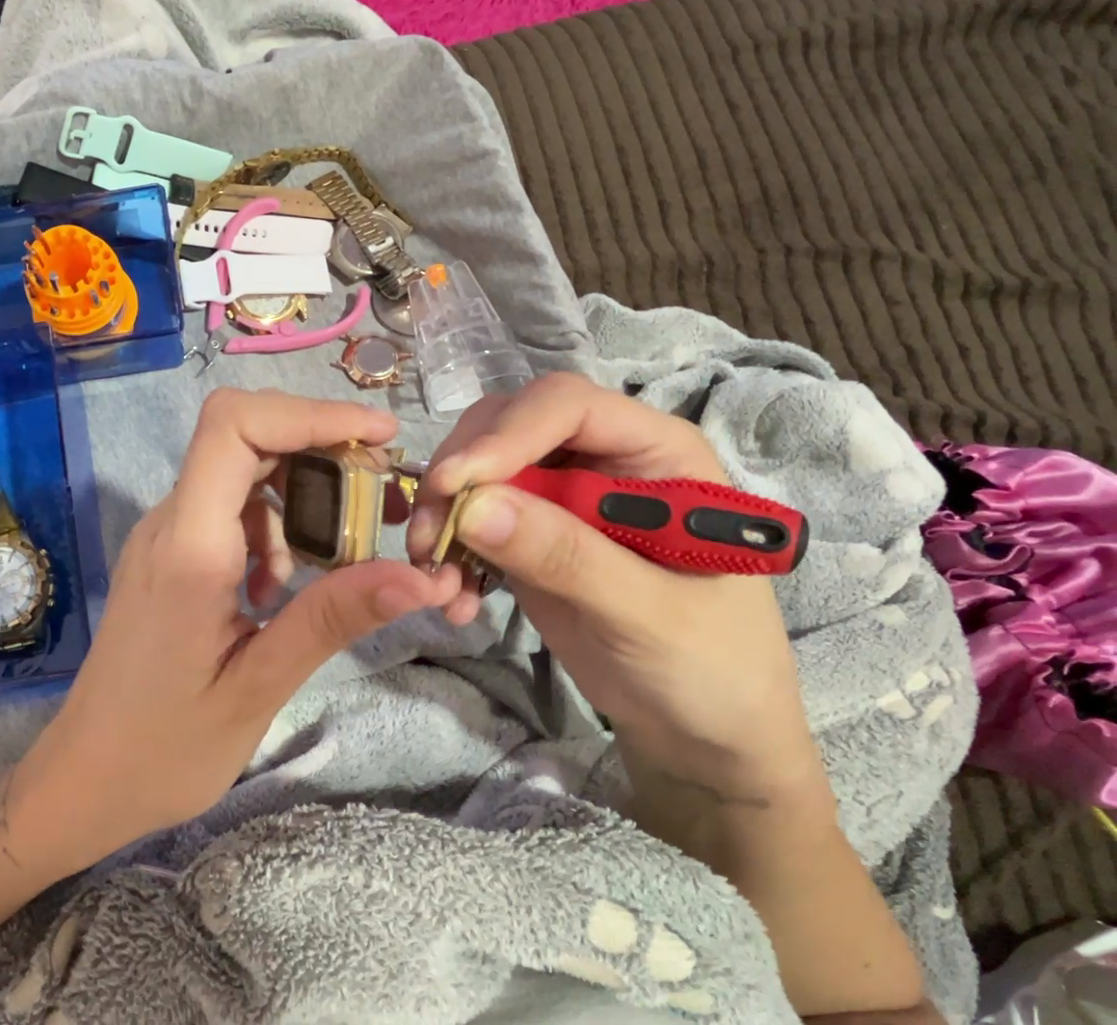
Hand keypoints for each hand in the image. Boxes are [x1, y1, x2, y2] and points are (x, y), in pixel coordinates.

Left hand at [16, 389, 458, 870]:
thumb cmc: (165, 746)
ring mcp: (164, 538)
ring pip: (240, 476)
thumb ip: (331, 619)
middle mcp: (169, 524)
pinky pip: (227, 513)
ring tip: (343, 560)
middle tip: (381, 506)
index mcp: (188, 546)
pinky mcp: (168, 559)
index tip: (378, 438)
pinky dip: (273, 530)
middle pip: (244, 438)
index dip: (310, 413)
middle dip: (322, 454)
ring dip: (300, 499)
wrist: (88, 776)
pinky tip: (284, 589)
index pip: (234, 425)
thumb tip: (420, 575)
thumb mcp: (259, 687)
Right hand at [405, 373, 819, 798]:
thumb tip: (472, 505)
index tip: (452, 485)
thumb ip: (566, 556)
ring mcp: (562, 500)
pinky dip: (451, 554)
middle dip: (460, 474)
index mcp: (656, 454)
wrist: (701, 731)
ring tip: (434, 578)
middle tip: (428, 538)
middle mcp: (602, 461)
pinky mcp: (531, 539)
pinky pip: (472, 523)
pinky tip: (454, 601)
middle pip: (508, 427)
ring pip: (480, 472)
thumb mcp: (647, 614)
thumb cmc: (710, 667)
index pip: (568, 407)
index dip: (505, 434)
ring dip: (445, 517)